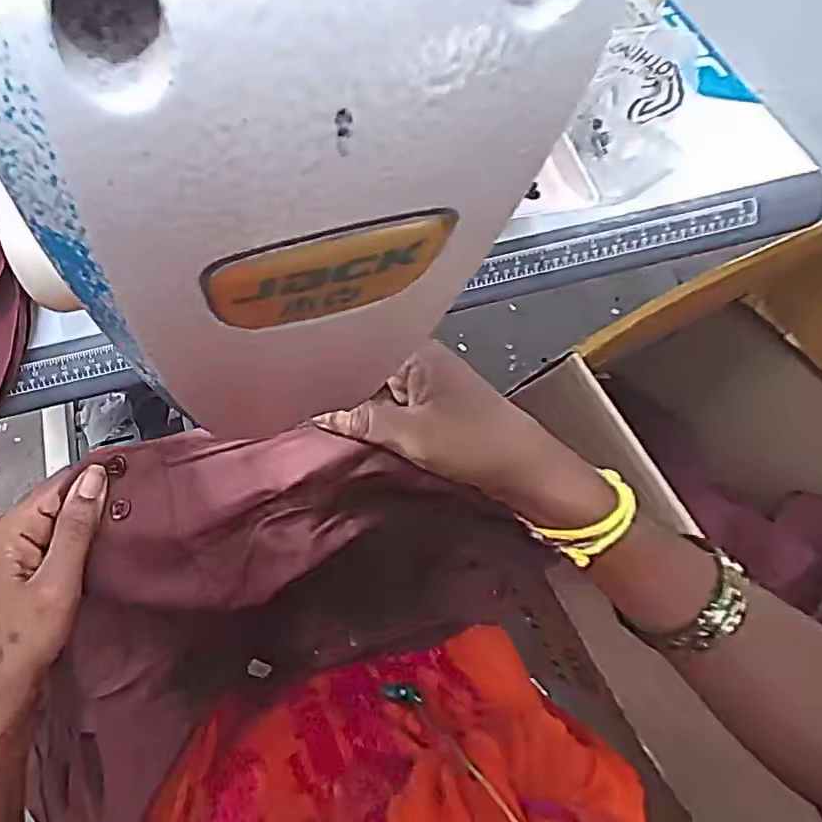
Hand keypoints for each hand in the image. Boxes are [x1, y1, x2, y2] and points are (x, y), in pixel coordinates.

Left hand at [0, 464, 108, 733]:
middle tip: (128, 512)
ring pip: (61, 520)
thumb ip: (76, 527)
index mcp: (8, 530)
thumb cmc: (21, 644)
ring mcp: (14, 552)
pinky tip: (97, 553)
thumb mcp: (57, 582)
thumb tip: (92, 480)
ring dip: (88, 525)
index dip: (93, 480)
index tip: (127, 480)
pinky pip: (58, 541)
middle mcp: (6, 534)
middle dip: (93, 503)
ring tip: (118, 532)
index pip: (58, 484)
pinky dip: (80, 543)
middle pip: (58, 499)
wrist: (3, 690)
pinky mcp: (25, 568)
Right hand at [315, 339, 614, 527]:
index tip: (292, 376)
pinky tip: (342, 434)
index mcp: (415, 351)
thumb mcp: (410, 433)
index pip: (357, 347)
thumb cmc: (475, 443)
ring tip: (307, 416)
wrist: (529, 474)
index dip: (326, 362)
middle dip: (333, 387)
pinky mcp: (426, 413)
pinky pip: (386, 412)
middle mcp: (416, 362)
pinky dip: (368, 423)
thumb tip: (315, 415)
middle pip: (362, 370)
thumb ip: (360, 420)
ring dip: (350, 408)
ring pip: (372, 393)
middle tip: (292, 401)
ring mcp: (422, 388)